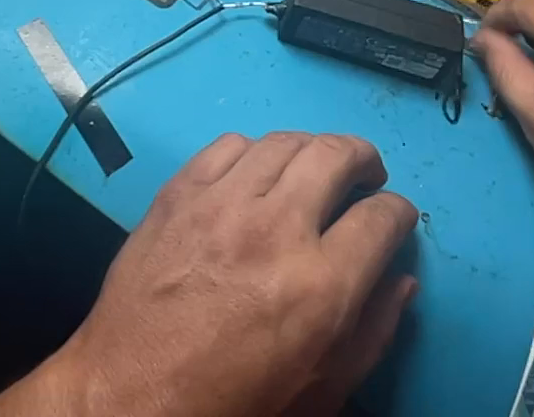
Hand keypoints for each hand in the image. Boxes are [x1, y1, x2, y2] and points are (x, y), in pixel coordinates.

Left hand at [0, 132, 418, 416]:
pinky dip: (252, 151)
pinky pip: (227, 145)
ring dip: (310, 149)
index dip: (399, 211)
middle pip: (334, 156)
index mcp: (319, 285)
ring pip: (281, 142)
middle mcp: (275, 228)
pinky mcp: (180, 191)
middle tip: (366, 173)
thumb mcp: (320, 389)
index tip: (395, 215)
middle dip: (363, 157)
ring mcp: (221, 203)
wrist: (132, 391)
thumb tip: (401, 279)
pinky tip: (254, 171)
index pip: (380, 218)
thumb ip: (372, 332)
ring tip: (315, 167)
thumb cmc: (233, 401)